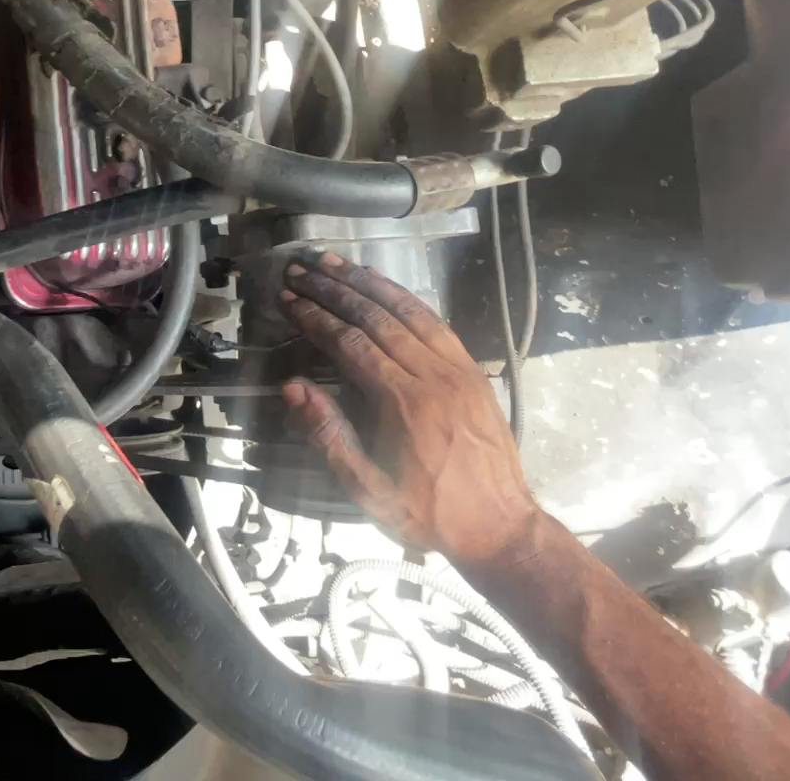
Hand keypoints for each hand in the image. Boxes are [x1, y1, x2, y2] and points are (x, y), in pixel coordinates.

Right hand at [276, 252, 541, 567]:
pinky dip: (403, 297)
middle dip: (333, 289)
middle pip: (376, 317)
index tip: (288, 299)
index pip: (350, 343)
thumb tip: (292, 386)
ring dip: (367, 282)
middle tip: (300, 270)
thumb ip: (328, 435)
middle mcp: (432, 375)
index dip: (315, 317)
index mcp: (403, 403)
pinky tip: (381, 284)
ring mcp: (458, 369)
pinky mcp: (472, 371)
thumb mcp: (367, 488)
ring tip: (333, 262)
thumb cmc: (426, 512)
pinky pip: (435, 322)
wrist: (501, 527)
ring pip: (407, 311)